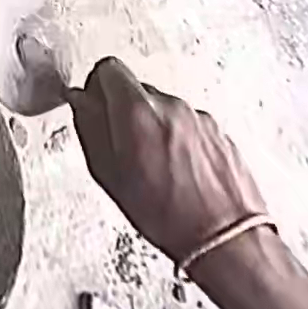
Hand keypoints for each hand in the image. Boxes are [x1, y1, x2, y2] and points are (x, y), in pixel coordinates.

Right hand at [67, 57, 266, 261]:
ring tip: (154, 166)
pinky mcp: (219, 132)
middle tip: (122, 146)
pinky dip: (177, 139)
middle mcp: (169, 105)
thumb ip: (88, 124)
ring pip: (161, 108)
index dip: (97, 87)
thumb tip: (80, 100)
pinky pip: (186, 124)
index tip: (96, 107)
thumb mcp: (106, 170)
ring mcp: (198, 117)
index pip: (108, 68)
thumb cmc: (166, 213)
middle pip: (135, 88)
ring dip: (152, 126)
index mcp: (136, 109)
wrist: (226, 241)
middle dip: (124, 110)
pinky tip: (178, 171)